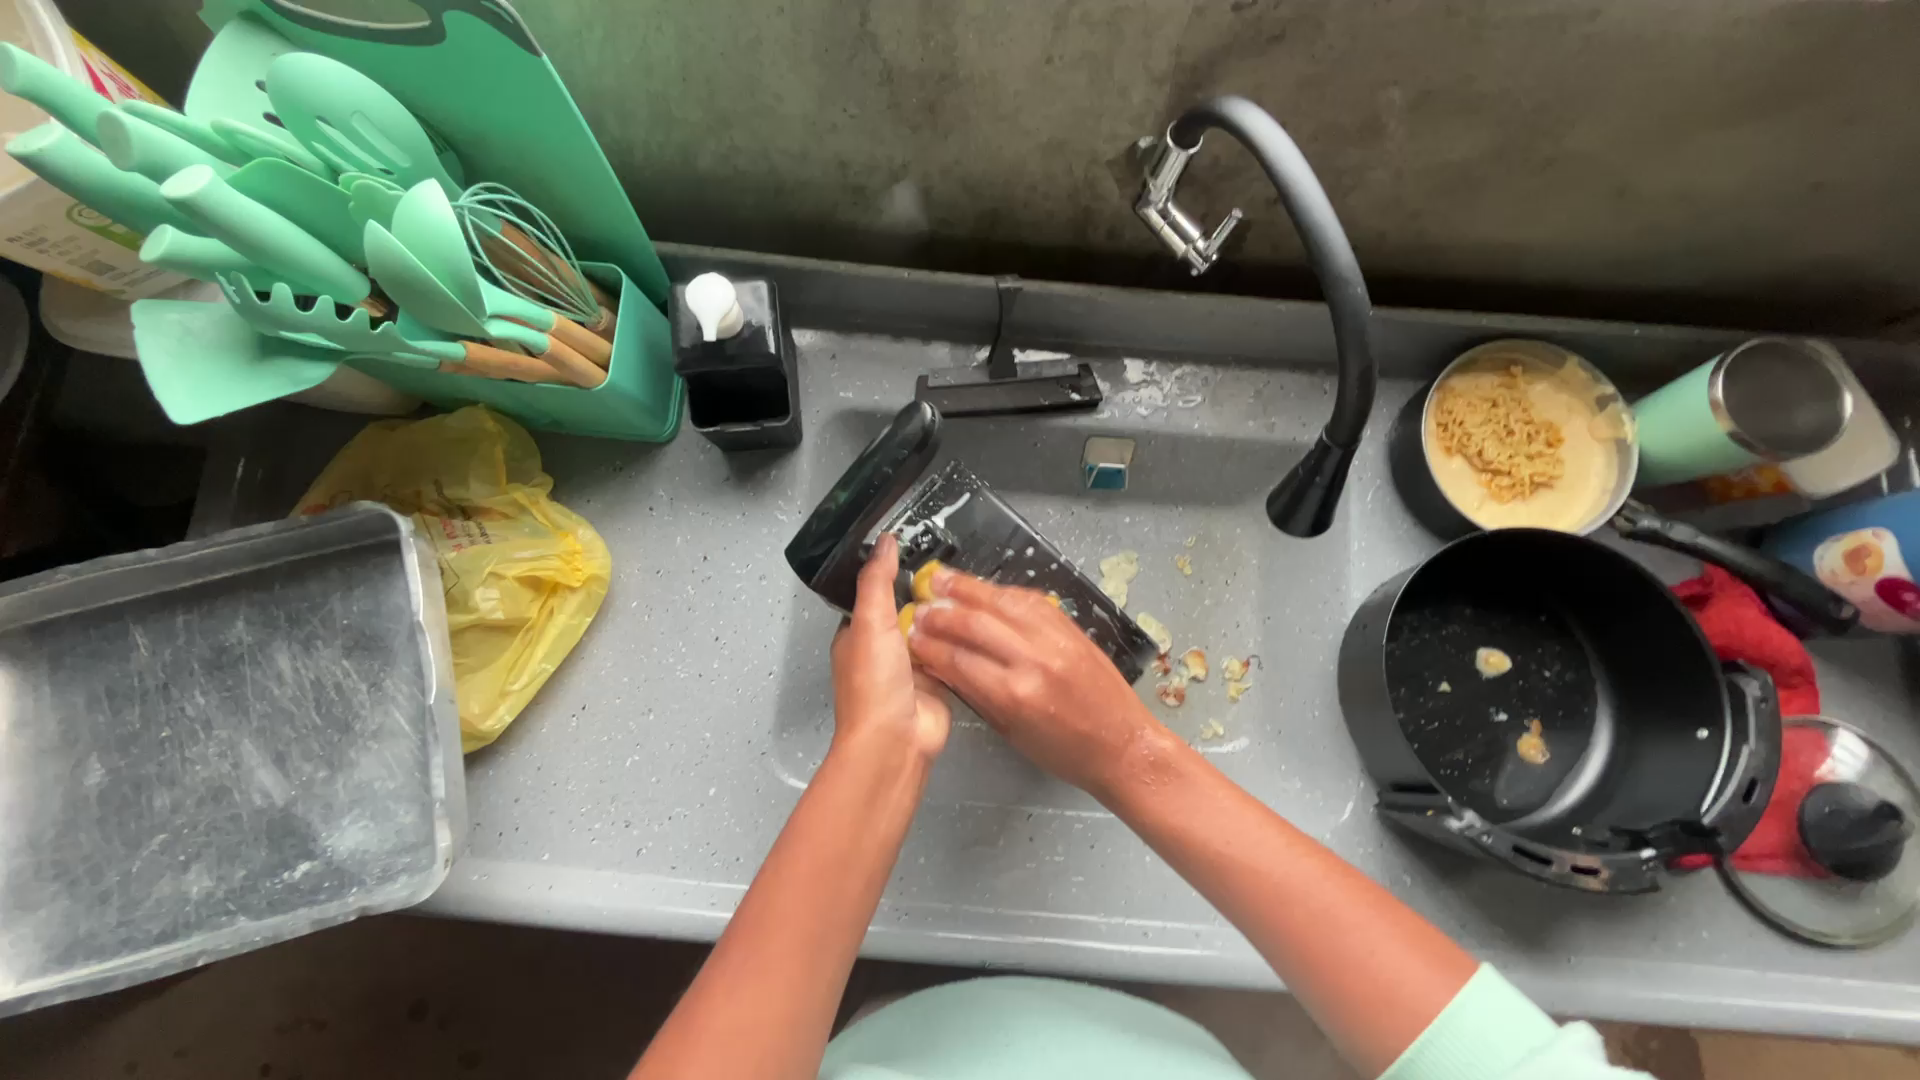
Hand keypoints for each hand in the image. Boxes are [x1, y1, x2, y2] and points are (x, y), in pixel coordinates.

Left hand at [831, 535, 950, 761]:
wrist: (897, 741)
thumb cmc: (873, 685)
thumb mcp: (870, 622)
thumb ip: (877, 580)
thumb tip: (884, 541)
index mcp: (857, 634)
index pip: (875, 593)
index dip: (892, 572)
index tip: (918, 549)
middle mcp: (883, 649)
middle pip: (908, 611)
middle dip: (926, 595)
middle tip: (951, 568)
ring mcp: (910, 667)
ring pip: (931, 630)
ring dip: (946, 617)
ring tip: (968, 587)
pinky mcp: (937, 681)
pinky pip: (951, 652)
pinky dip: (961, 641)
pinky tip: (978, 620)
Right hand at [908, 567, 1164, 794]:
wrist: (1123, 745)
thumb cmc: (1067, 752)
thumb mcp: (1010, 732)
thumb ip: (975, 694)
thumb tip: (942, 666)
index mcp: (1015, 695)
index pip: (957, 659)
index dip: (926, 646)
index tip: (907, 638)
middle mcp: (1033, 660)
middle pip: (973, 623)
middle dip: (939, 613)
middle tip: (917, 608)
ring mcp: (1054, 638)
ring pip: (1000, 601)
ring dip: (966, 588)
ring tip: (940, 580)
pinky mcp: (1069, 626)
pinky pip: (1028, 599)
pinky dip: (1000, 591)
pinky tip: (981, 588)